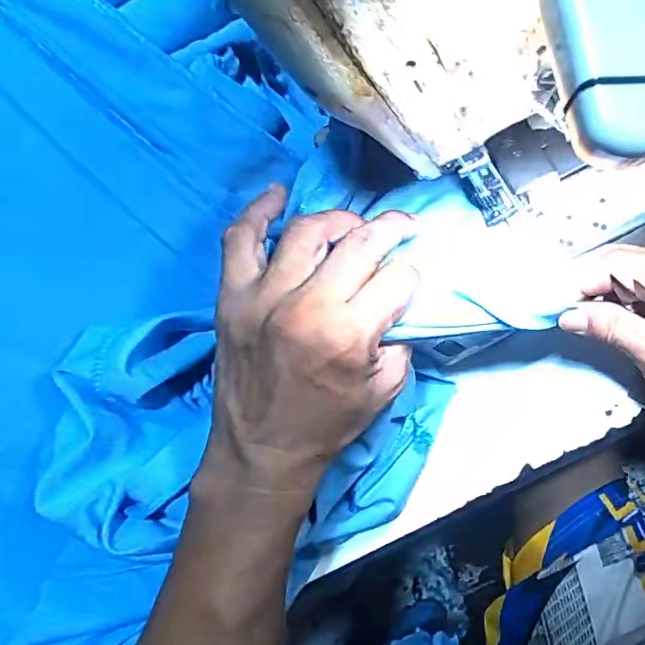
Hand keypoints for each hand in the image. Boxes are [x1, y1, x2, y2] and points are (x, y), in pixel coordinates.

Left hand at [195, 185, 419, 512]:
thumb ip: (398, 340)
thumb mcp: (384, 389)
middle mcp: (305, 305)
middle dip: (391, 229)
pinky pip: (241, 239)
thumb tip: (399, 300)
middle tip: (403, 228)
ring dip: (339, 220)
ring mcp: (262, 295)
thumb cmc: (328, 423)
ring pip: (306, 231)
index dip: (412, 272)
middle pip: (359, 243)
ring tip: (353, 227)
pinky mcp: (231, 295)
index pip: (396, 278)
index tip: (412, 276)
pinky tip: (278, 196)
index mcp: (347, 334)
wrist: (263, 448)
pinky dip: (258, 211)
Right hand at [558, 245, 644, 430]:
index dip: (579, 281)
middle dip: (587, 284)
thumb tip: (568, 314)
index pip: (619, 265)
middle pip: (623, 262)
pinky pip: (644, 285)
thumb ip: (612, 328)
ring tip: (574, 314)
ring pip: (630, 272)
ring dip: (601, 292)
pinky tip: (602, 316)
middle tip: (556, 308)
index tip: (550, 303)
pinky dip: (620, 300)